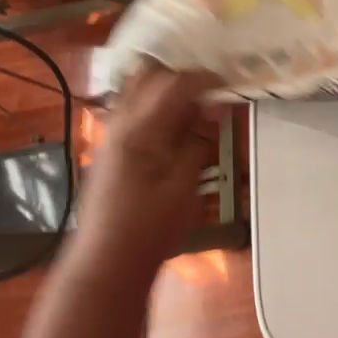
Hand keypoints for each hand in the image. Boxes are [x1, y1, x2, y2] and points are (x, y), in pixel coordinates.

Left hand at [79, 64, 224, 266]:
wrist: (106, 263)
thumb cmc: (150, 228)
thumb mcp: (185, 185)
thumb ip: (198, 141)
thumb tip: (214, 110)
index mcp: (140, 130)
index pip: (176, 83)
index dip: (207, 78)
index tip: (231, 84)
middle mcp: (120, 123)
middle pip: (149, 74)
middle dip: (183, 76)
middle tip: (211, 92)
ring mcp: (110, 133)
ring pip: (136, 87)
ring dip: (166, 86)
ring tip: (195, 105)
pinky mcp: (110, 146)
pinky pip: (131, 106)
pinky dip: (155, 102)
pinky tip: (175, 123)